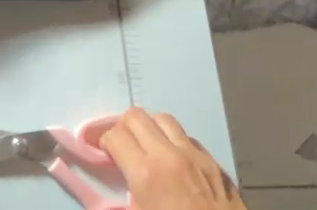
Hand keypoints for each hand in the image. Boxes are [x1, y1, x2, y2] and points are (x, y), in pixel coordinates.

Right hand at [100, 107, 244, 209]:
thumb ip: (126, 200)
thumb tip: (112, 194)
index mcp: (146, 174)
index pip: (115, 136)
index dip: (103, 141)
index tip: (101, 151)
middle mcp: (169, 155)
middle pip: (136, 116)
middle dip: (123, 128)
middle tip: (122, 147)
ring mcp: (195, 156)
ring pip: (163, 119)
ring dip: (150, 129)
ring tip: (148, 148)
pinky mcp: (215, 163)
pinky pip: (188, 138)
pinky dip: (175, 142)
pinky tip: (176, 162)